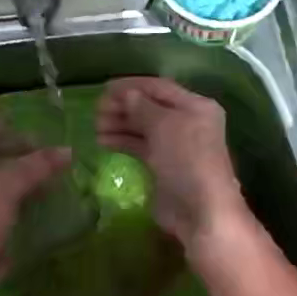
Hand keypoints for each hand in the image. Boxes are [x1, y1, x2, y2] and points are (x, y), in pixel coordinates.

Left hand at [0, 128, 70, 282]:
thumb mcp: (8, 186)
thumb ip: (36, 166)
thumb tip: (68, 149)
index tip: (11, 128)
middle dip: (9, 150)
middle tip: (38, 149)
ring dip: (19, 174)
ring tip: (47, 171)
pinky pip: (6, 204)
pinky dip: (23, 197)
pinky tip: (44, 199)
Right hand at [95, 78, 252, 247]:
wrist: (201, 210)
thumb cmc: (186, 160)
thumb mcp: (164, 125)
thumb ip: (142, 106)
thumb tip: (126, 94)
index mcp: (195, 106)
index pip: (159, 87)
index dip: (131, 85)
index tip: (104, 88)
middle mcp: (188, 122)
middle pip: (151, 107)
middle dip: (123, 105)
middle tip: (96, 110)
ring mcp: (176, 146)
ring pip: (144, 127)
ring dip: (120, 123)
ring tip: (95, 126)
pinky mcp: (165, 166)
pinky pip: (141, 146)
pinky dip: (123, 141)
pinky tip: (103, 140)